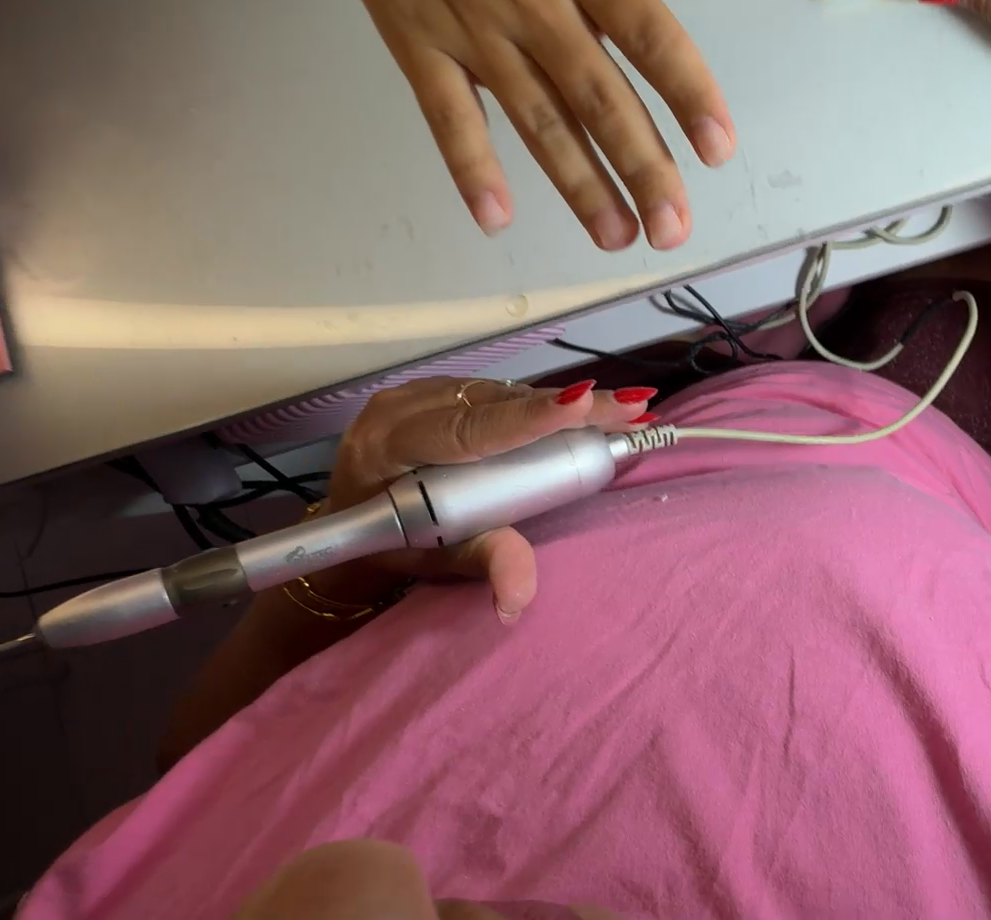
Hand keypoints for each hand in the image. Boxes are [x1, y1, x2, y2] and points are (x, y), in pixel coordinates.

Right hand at [205, 0, 737, 249]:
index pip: (652, 38)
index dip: (690, 94)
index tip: (719, 149)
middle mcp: (536, 4)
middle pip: (601, 100)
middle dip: (642, 170)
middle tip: (672, 229)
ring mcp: (475, 29)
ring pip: (538, 120)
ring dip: (580, 186)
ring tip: (616, 237)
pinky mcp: (418, 43)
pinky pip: (446, 113)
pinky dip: (468, 165)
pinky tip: (494, 218)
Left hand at [318, 376, 655, 623]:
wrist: (357, 515)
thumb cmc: (395, 542)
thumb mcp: (437, 558)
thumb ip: (484, 563)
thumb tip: (519, 601)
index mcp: (391, 447)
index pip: (470, 429)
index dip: (530, 418)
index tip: (581, 403)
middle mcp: (405, 408)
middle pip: (501, 403)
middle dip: (571, 406)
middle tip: (633, 406)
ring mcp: (427, 392)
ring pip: (509, 393)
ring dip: (570, 402)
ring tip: (625, 409)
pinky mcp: (448, 389)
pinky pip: (506, 392)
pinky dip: (551, 401)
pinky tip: (593, 408)